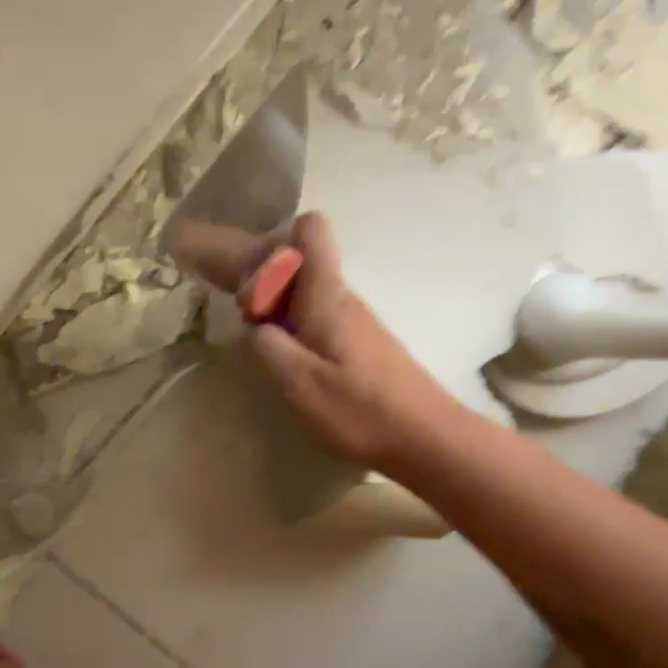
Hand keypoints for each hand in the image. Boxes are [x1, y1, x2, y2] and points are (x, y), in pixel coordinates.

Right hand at [169, 212, 460, 468]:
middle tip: (244, 322)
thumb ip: (265, 346)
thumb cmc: (358, 410)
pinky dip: (294, 330)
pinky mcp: (360, 344)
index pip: (308, 230)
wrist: (423, 438)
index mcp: (326, 297)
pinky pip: (317, 317)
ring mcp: (354, 321)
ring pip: (306, 292)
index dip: (273, 243)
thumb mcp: (297, 382)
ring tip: (261, 349)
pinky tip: (289, 366)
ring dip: (277, 310)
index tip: (252, 284)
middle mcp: (342, 298)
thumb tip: (252, 327)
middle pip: (300, 261)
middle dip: (264, 281)